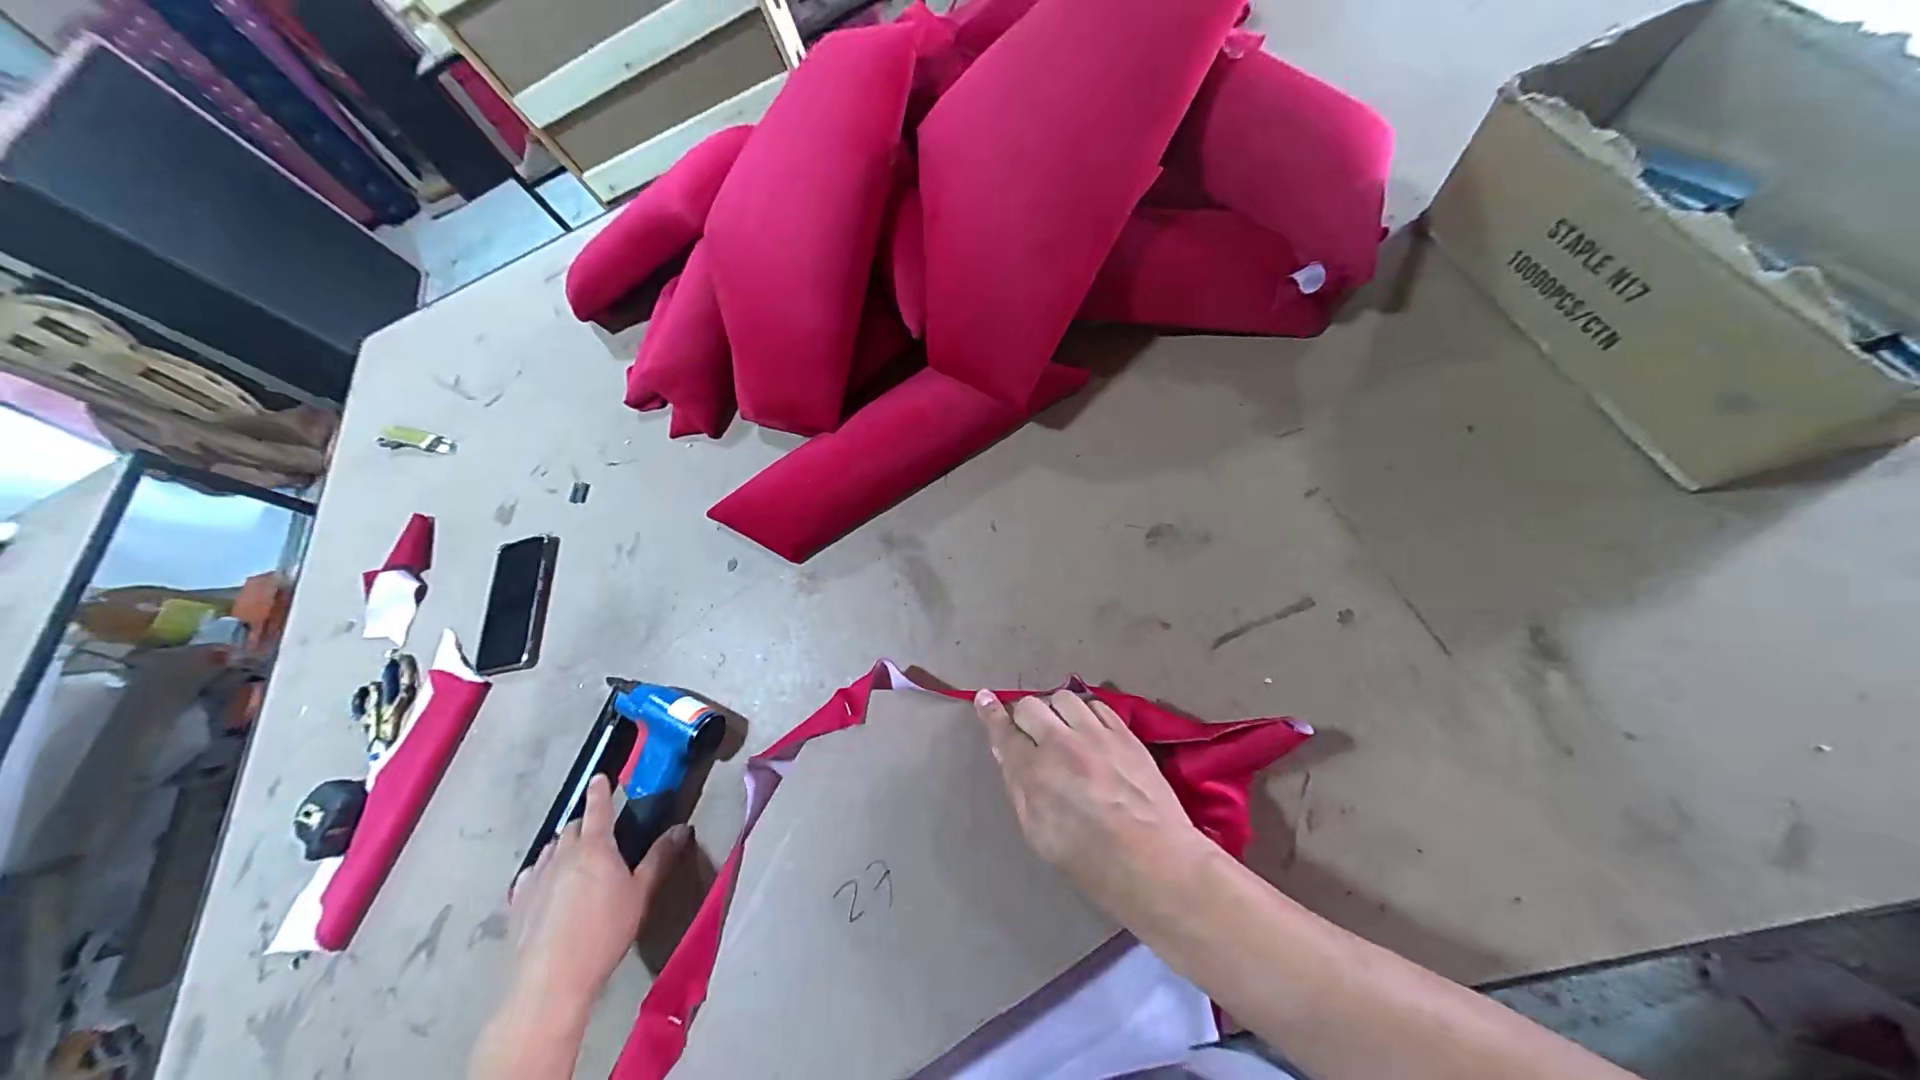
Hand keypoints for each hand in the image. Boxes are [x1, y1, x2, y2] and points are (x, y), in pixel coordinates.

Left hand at [505, 775, 688, 1013]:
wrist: (550, 980)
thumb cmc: (604, 933)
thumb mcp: (640, 895)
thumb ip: (659, 858)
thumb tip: (681, 829)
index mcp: (595, 846)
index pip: (598, 808)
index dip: (600, 791)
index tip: (600, 778)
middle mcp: (562, 854)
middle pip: (572, 827)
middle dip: (585, 824)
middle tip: (599, 834)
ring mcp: (535, 877)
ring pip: (550, 848)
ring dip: (564, 846)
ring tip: (576, 860)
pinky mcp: (517, 902)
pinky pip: (531, 873)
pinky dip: (543, 870)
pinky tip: (548, 886)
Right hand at [972, 688, 1207, 919]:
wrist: (1154, 861)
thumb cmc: (1090, 861)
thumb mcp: (1038, 834)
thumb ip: (1020, 788)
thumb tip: (1008, 755)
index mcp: (1034, 773)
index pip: (1004, 732)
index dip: (991, 713)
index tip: (985, 698)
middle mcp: (1062, 744)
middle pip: (1030, 706)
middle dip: (1024, 715)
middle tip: (1030, 731)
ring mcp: (1097, 735)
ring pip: (1064, 698)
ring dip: (1055, 710)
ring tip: (1062, 727)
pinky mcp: (1125, 734)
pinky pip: (1097, 705)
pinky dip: (1086, 712)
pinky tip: (1090, 728)